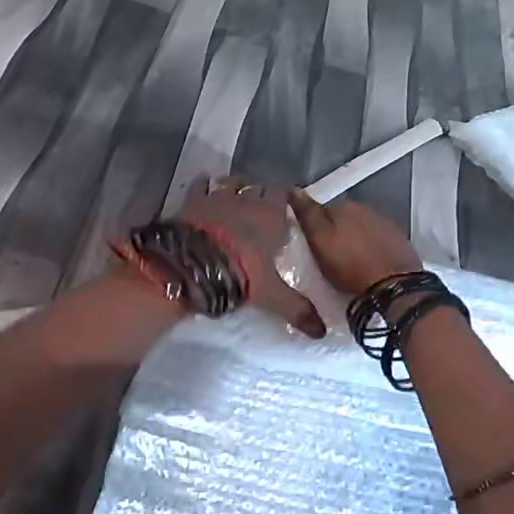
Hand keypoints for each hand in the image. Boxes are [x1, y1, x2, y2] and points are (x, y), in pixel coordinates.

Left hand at [174, 176, 326, 337]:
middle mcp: (246, 201)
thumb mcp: (272, 296)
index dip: (282, 198)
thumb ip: (297, 309)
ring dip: (232, 185)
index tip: (283, 204)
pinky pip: (200, 185)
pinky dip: (202, 186)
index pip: (282, 194)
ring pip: (229, 181)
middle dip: (258, 190)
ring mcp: (218, 198)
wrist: (195, 265)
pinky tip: (202, 191)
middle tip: (257, 202)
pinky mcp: (192, 201)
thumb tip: (322, 332)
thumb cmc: (241, 275)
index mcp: (271, 217)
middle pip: (256, 185)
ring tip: (231, 196)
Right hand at [287, 190, 421, 295]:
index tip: (311, 243)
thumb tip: (294, 189)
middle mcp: (365, 209)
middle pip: (343, 217)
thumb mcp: (319, 242)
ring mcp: (385, 223)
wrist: (393, 287)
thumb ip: (308, 215)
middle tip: (329, 253)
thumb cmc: (349, 266)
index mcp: (343, 207)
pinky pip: (377, 237)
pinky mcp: (399, 239)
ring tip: (349, 259)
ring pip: (361, 226)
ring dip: (354, 237)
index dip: (314, 227)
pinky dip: (370, 245)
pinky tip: (368, 260)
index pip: (321, 210)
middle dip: (336, 230)